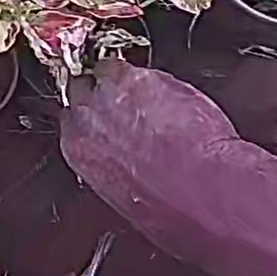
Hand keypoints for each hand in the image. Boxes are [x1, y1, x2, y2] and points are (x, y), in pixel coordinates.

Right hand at [60, 58, 276, 275]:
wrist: (205, 191)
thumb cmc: (176, 207)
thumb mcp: (128, 196)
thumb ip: (112, 165)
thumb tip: (124, 160)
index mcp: (78, 150)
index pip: (71, 118)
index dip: (92, 115)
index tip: (107, 118)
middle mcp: (86, 117)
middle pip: (81, 87)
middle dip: (103, 93)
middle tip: (130, 104)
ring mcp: (109, 92)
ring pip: (108, 70)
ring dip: (128, 82)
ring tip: (156, 101)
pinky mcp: (136, 76)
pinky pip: (140, 68)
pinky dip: (156, 79)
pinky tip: (175, 98)